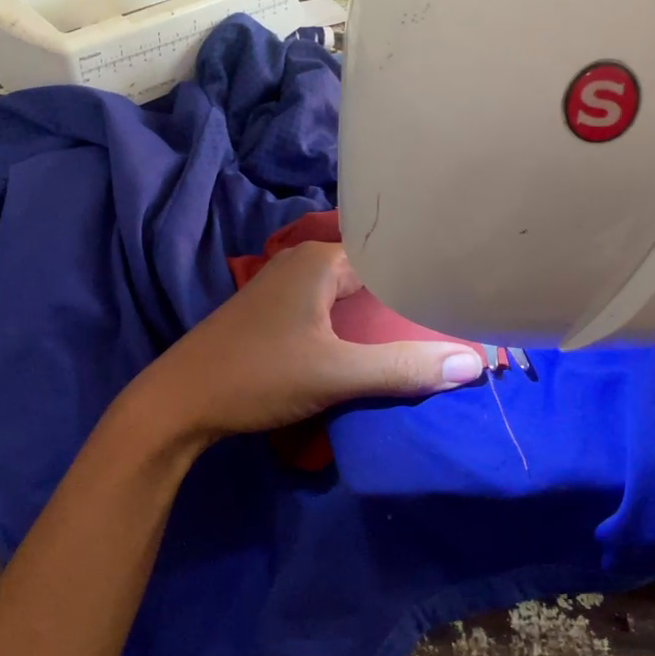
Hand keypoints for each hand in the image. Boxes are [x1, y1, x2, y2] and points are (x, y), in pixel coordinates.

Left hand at [125, 241, 485, 441]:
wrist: (179, 404)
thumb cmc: (257, 376)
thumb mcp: (336, 373)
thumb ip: (403, 368)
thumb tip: (475, 364)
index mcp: (319, 261)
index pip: (390, 251)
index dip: (428, 271)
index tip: (467, 289)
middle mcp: (303, 264)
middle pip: (373, 272)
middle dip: (410, 295)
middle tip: (459, 315)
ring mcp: (286, 290)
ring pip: (351, 294)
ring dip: (383, 314)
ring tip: (431, 331)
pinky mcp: (276, 317)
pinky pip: (332, 311)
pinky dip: (357, 326)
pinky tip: (377, 347)